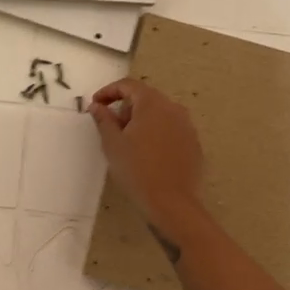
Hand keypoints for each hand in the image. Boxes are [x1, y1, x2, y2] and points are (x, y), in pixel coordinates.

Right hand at [88, 78, 203, 226]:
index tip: (95, 104)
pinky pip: (171, 129)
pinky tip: (148, 154)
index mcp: (153, 104)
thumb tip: (97, 106)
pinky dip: (156, 133)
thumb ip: (103, 119)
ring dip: (141, 121)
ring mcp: (187, 126)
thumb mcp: (113, 144)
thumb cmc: (137, 170)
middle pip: (145, 98)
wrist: (171, 203)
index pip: (129, 85)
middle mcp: (173, 108)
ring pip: (159, 114)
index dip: (109, 91)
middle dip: (125, 108)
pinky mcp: (193, 143)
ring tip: (128, 143)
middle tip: (111, 128)